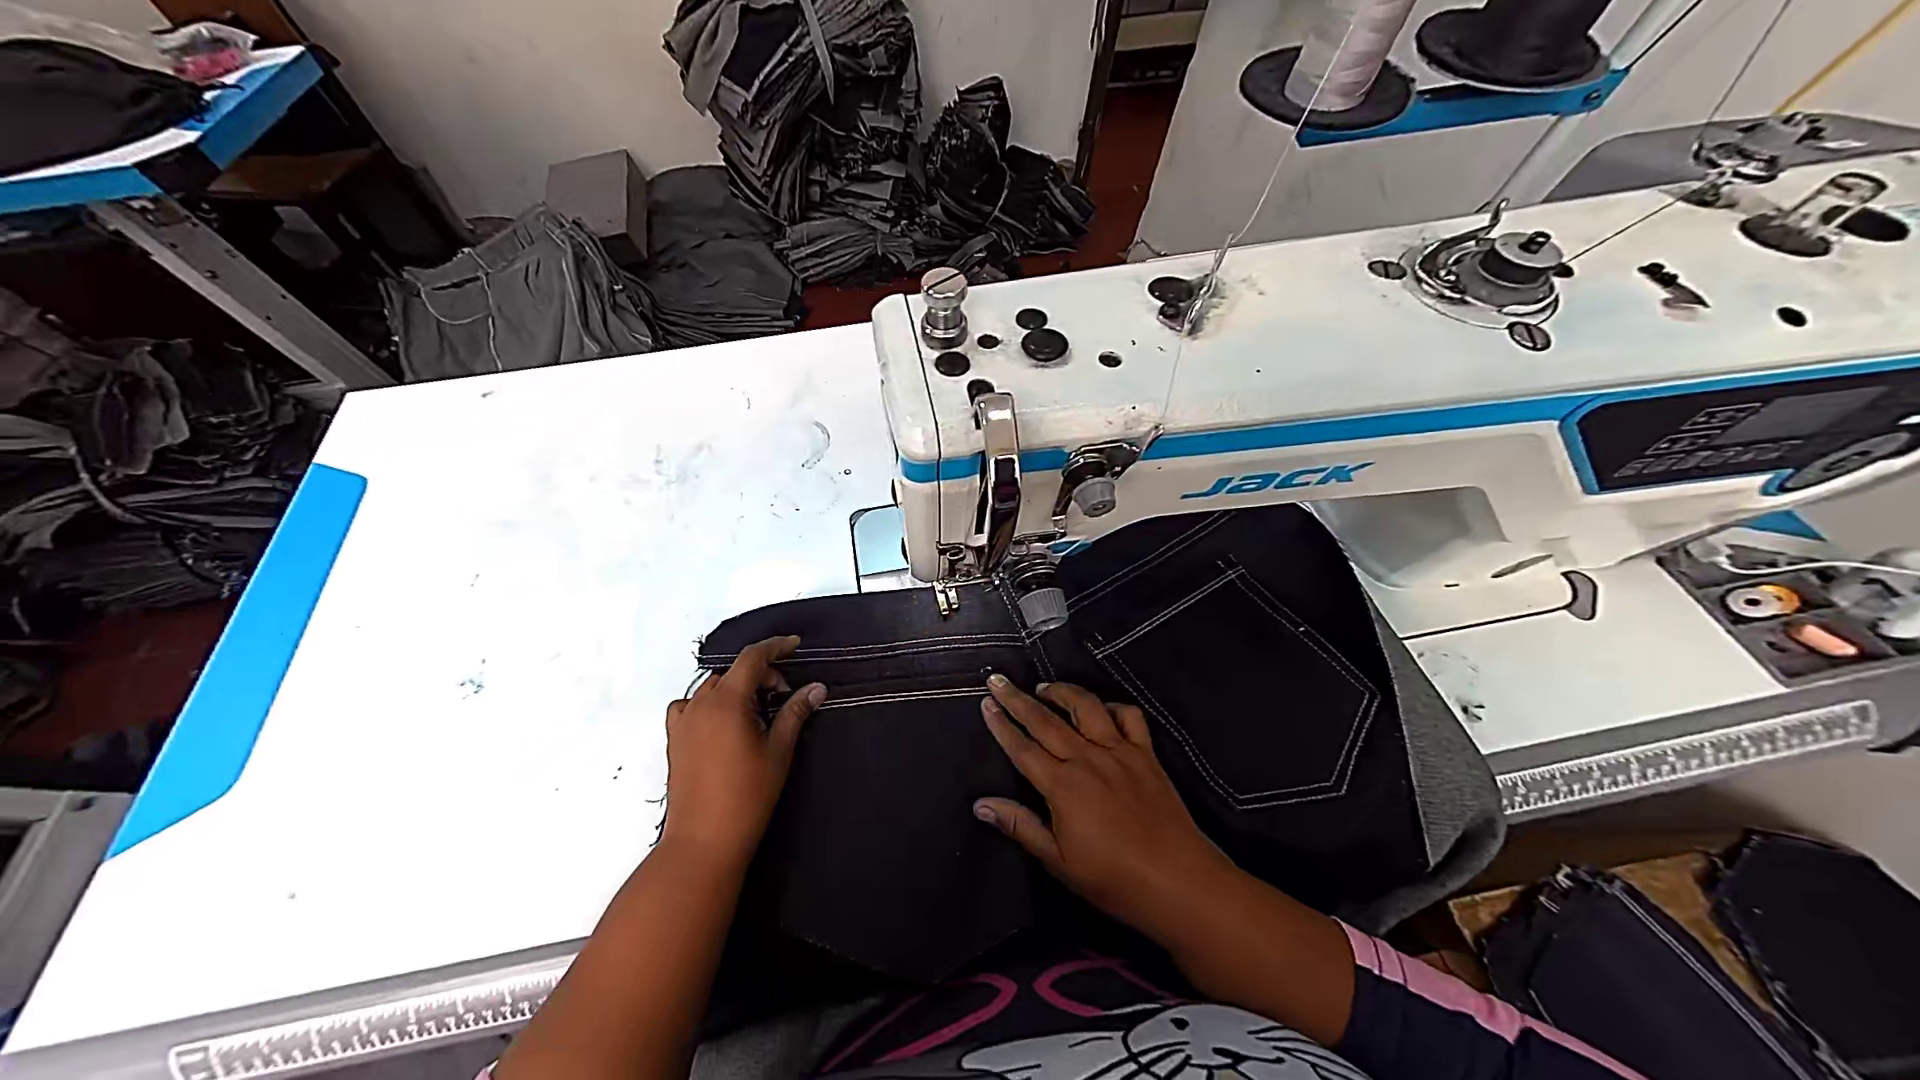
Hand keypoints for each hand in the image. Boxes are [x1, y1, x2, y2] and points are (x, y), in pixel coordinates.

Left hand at [662, 636, 824, 859]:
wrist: (704, 841)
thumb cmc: (747, 797)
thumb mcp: (779, 751)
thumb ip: (795, 712)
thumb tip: (816, 688)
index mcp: (727, 703)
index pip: (752, 657)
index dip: (775, 647)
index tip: (794, 645)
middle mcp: (700, 705)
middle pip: (734, 671)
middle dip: (761, 675)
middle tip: (784, 697)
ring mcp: (682, 722)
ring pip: (712, 687)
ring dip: (737, 688)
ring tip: (757, 713)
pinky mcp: (674, 740)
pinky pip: (689, 706)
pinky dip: (708, 703)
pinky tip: (723, 722)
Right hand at [973, 675, 1237, 941]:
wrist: (1179, 881)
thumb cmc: (1114, 879)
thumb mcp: (1058, 861)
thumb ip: (1020, 826)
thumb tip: (981, 805)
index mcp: (1063, 786)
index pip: (1022, 748)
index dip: (1001, 724)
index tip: (986, 703)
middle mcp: (1088, 759)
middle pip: (1046, 720)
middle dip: (1018, 698)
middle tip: (999, 680)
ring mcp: (1120, 752)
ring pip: (1086, 707)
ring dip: (1062, 692)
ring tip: (1044, 687)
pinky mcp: (1146, 754)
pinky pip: (1129, 717)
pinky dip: (1112, 706)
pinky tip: (1101, 709)